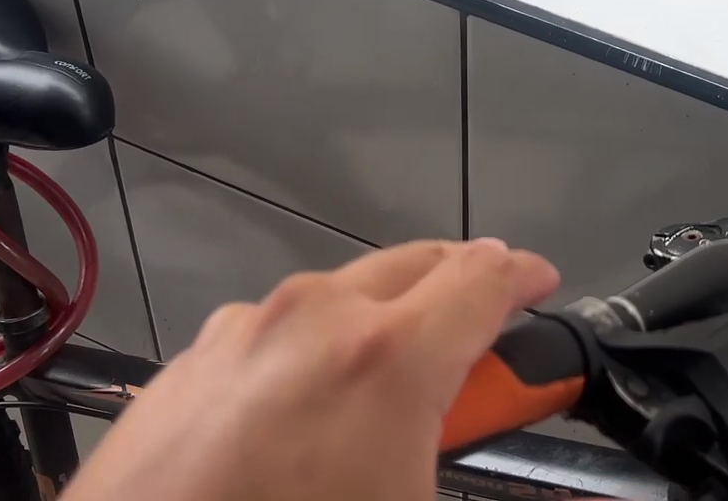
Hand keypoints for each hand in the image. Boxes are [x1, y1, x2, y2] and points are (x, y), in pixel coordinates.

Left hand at [62, 239, 559, 500]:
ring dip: (385, 315)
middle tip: (483, 328)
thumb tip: (497, 466)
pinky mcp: (188, 365)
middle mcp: (317, 318)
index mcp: (388, 357)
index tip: (539, 285)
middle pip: (423, 261)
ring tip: (388, 376)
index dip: (527, 277)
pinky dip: (313, 345)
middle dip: (465, 282)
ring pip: (345, 290)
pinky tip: (300, 406)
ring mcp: (244, 332)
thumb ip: (462, 455)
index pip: (488, 277)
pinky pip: (276, 328)